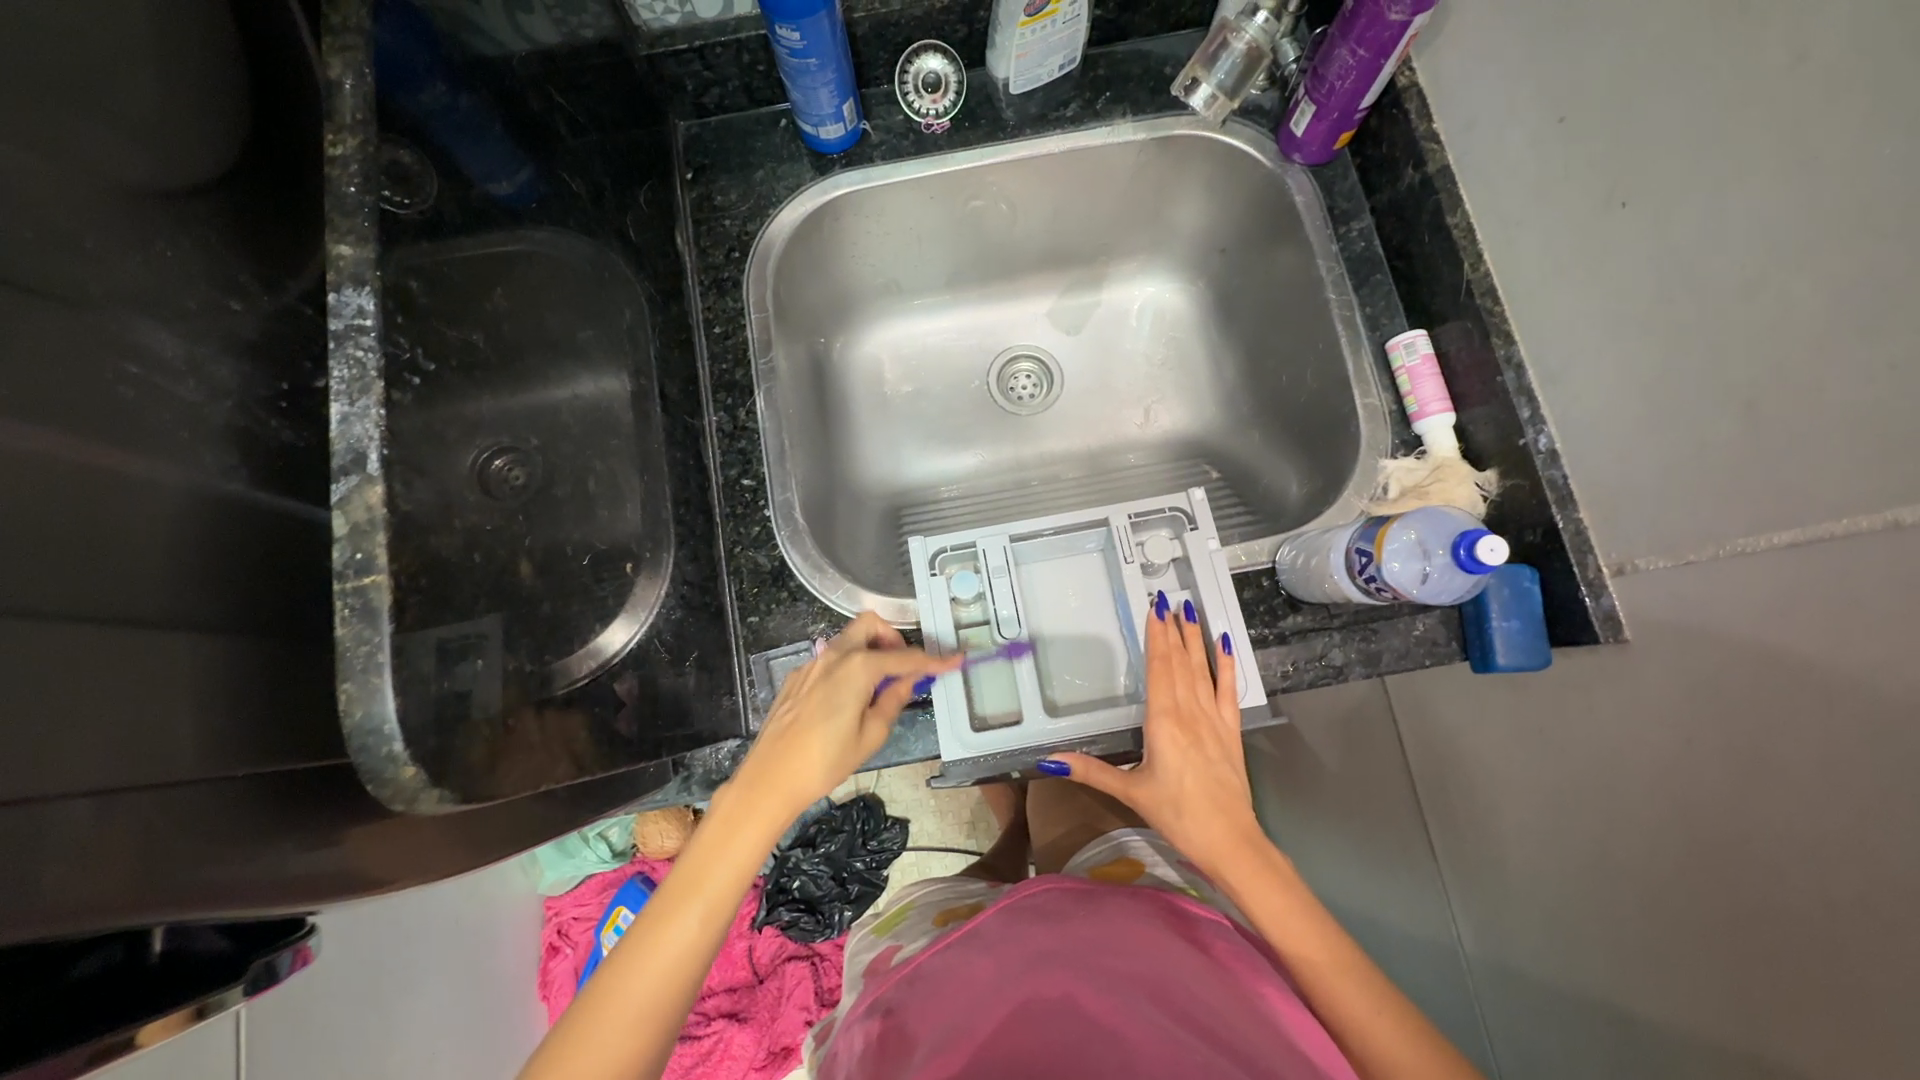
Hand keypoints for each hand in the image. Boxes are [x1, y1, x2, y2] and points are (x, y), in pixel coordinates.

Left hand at [726, 612, 960, 828]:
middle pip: (870, 624)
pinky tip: (849, 699)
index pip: (905, 657)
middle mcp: (833, 655)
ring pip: (848, 639)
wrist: (771, 778)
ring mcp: (811, 664)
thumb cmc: (826, 760)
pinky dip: (849, 665)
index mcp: (857, 667)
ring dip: (870, 650)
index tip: (955, 659)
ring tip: (878, 687)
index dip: (934, 660)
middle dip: (893, 639)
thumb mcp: (871, 735)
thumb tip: (908, 681)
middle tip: (903, 669)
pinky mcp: (797, 677)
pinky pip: (830, 658)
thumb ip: (893, 700)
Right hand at [1047, 593, 1266, 878]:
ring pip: (1203, 670)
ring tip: (1191, 610)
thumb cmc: (1177, 815)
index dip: (1156, 636)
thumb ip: (1091, 771)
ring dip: (1195, 639)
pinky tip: (1225, 645)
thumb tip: (1049, 760)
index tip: (1154, 608)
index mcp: (1163, 721)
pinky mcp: (1231, 731)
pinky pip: (1229, 691)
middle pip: (1180, 662)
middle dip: (1173, 629)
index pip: (1160, 668)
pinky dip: (1227, 666)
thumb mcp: (1130, 792)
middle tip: (1169, 599)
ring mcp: (1214, 719)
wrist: (1230, 839)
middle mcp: (1190, 712)